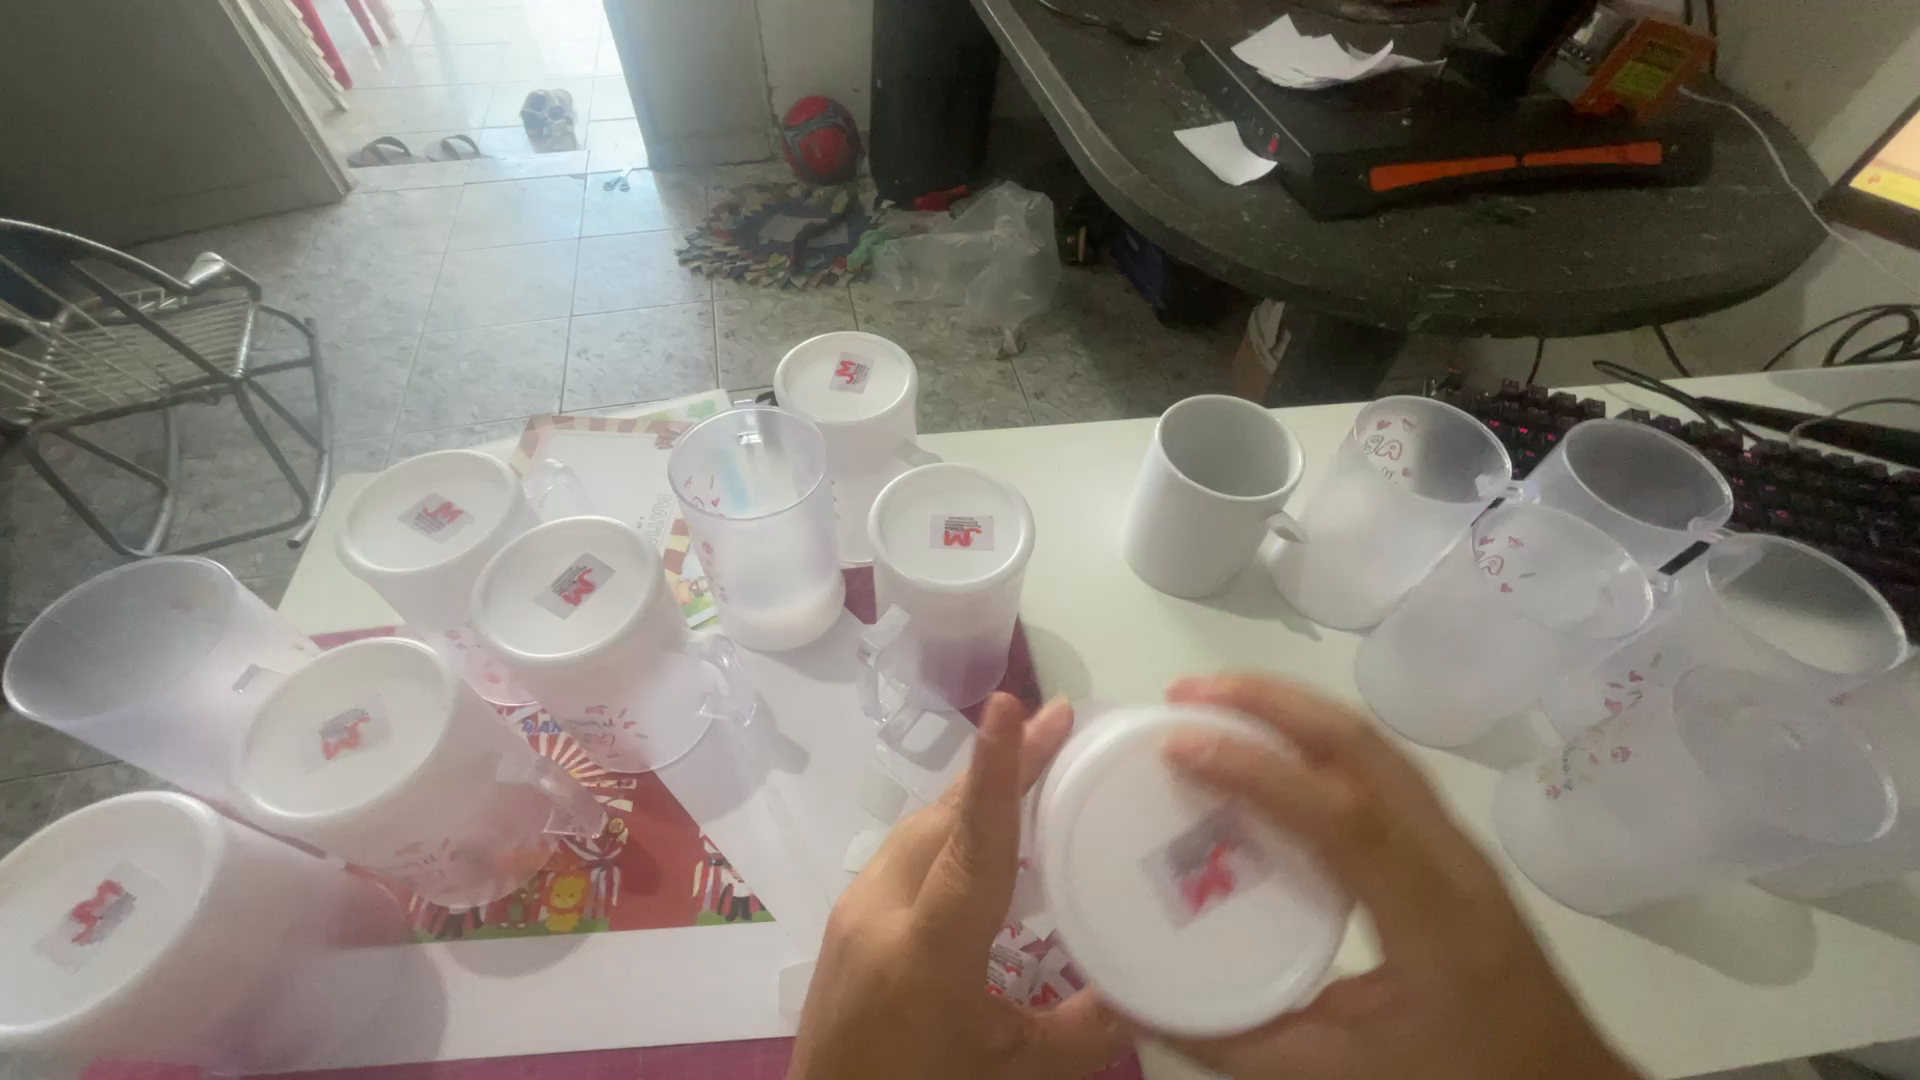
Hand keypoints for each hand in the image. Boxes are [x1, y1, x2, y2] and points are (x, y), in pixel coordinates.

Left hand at [787, 694, 1129, 1079]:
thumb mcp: (1013, 1072)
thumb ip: (1084, 1030)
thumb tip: (1144, 989)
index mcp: (928, 950)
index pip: (970, 843)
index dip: (996, 772)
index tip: (1010, 705)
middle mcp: (882, 908)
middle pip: (947, 813)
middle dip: (1005, 763)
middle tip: (1061, 720)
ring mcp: (857, 902)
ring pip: (923, 819)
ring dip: (977, 785)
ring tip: (1035, 755)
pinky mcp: (849, 907)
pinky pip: (907, 842)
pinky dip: (951, 816)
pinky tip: (984, 820)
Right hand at [1155, 674, 1640, 1079]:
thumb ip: (1230, 1042)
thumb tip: (1128, 1000)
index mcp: (1436, 924)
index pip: (1344, 817)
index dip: (1258, 769)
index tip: (1179, 744)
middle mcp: (1453, 861)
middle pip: (1364, 745)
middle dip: (1270, 701)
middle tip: (1186, 693)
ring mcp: (1455, 842)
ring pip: (1372, 742)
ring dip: (1290, 706)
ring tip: (1214, 698)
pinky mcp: (1442, 840)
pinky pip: (1373, 762)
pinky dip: (1310, 732)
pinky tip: (1265, 739)